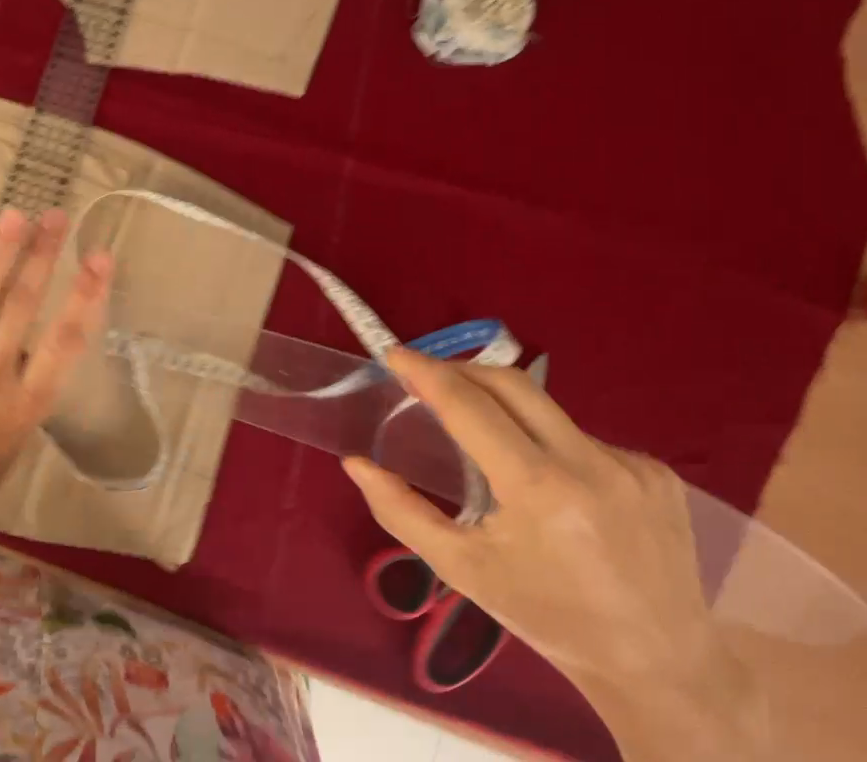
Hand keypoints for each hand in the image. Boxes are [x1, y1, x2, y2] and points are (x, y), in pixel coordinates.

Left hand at [0, 207, 112, 539]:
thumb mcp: (20, 436)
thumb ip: (29, 386)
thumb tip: (33, 344)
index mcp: (27, 400)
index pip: (65, 341)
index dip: (85, 297)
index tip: (101, 258)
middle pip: (21, 308)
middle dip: (42, 259)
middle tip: (57, 217)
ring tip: (13, 218)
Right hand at [345, 350, 765, 757]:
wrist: (658, 660)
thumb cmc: (545, 613)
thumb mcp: (459, 567)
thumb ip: (399, 509)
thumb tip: (356, 463)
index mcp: (539, 489)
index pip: (470, 406)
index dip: (427, 373)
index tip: (394, 354)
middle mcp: (592, 464)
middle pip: (513, 385)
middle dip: (461, 370)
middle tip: (424, 376)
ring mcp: (634, 465)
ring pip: (548, 412)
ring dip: (503, 411)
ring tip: (481, 441)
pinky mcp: (659, 473)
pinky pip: (582, 438)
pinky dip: (546, 442)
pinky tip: (544, 482)